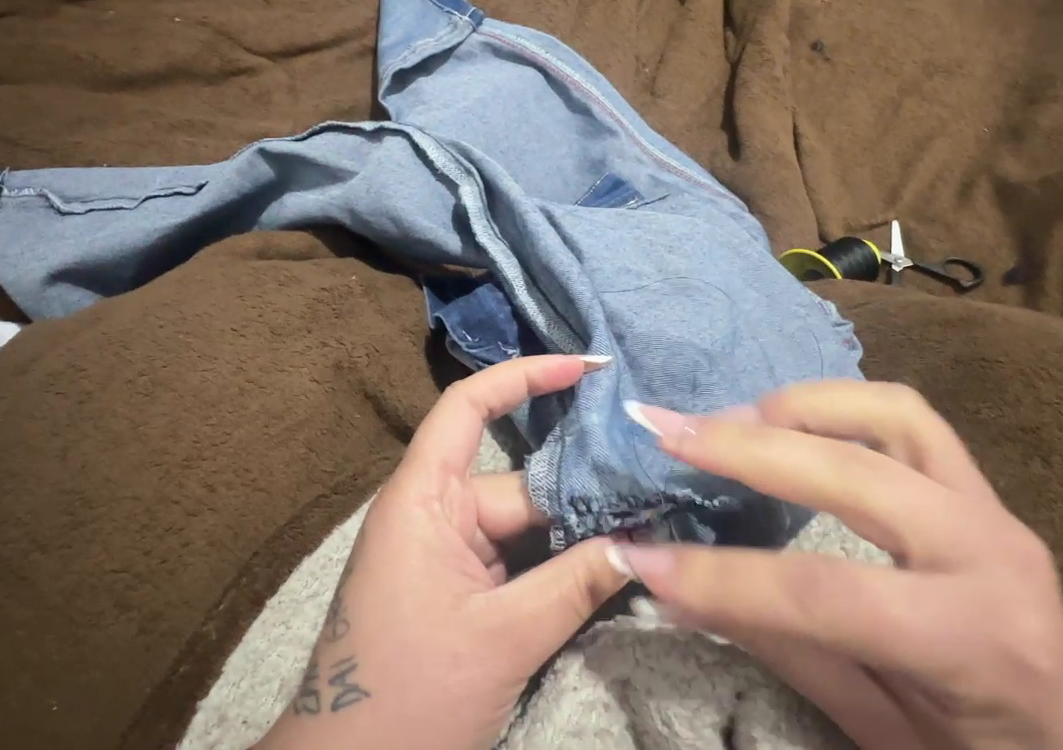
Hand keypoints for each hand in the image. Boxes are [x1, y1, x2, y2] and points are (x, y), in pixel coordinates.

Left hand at [258, 355, 630, 749]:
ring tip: (649, 517)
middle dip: (581, 486)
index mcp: (424, 500)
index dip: (526, 376)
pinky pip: (518, 556)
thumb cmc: (409, 697)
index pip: (469, 407)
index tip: (587, 366)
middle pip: (519, 479)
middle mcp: (435, 512)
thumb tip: (645, 542)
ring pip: (525, 522)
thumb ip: (576, 583)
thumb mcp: (503, 637)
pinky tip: (611, 559)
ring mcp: (447, 551)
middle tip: (653, 480)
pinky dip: (559, 559)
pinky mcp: (459, 586)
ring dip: (576, 528)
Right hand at [614, 381, 1062, 749]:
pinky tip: (786, 415)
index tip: (637, 555)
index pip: (824, 594)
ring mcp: (994, 506)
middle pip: (855, 475)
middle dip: (747, 450)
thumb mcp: (873, 724)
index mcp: (974, 642)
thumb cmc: (969, 748)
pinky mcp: (982, 484)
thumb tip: (673, 592)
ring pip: (892, 416)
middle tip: (665, 432)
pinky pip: (908, 416)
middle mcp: (992, 554)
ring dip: (798, 405)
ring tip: (725, 417)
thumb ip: (780, 647)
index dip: (720, 577)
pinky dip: (838, 402)